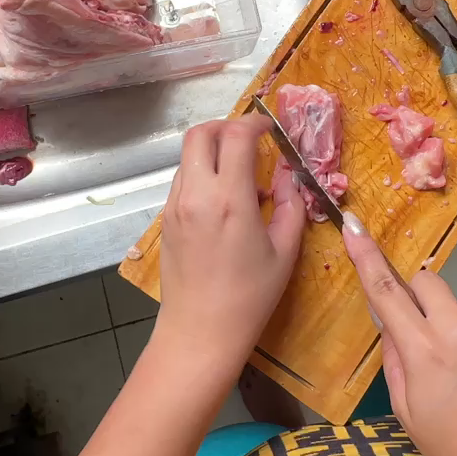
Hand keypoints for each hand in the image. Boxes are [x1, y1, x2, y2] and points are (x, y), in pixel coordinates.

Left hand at [156, 116, 305, 366]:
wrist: (200, 333)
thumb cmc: (250, 297)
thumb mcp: (284, 251)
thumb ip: (290, 205)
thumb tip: (290, 175)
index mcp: (230, 200)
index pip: (236, 136)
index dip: (255, 122)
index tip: (270, 128)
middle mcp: (196, 194)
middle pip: (200, 133)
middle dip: (226, 126)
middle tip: (250, 140)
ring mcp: (175, 206)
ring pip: (188, 156)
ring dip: (213, 151)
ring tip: (241, 177)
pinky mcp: (166, 219)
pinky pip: (183, 180)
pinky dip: (203, 174)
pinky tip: (223, 200)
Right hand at [340, 214, 456, 455]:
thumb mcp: (408, 414)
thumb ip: (394, 362)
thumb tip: (391, 329)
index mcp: (425, 349)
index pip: (387, 291)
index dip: (365, 256)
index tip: (353, 225)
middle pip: (425, 280)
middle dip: (411, 293)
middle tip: (409, 329)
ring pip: (450, 305)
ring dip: (439, 323)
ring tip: (450, 376)